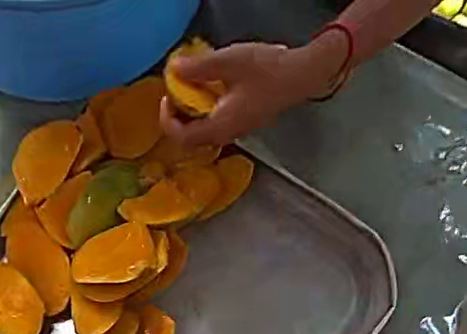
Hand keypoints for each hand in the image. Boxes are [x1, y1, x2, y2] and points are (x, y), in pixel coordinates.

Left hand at [158, 38, 345, 148]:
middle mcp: (224, 137)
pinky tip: (209, 91)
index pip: (182, 138)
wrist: (300, 76)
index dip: (167, 121)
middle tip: (175, 95)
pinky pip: (214, 125)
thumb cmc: (267, 70)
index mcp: (218, 128)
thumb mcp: (229, 62)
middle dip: (177, 119)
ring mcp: (233, 133)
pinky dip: (204, 112)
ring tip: (190, 90)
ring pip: (201, 133)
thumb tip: (173, 70)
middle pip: (189, 140)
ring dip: (190, 115)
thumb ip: (199, 67)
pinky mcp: (240, 125)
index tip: (166, 98)